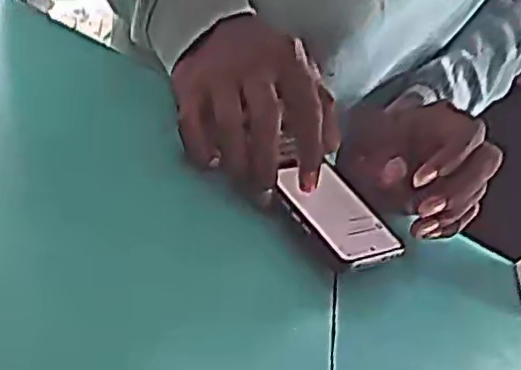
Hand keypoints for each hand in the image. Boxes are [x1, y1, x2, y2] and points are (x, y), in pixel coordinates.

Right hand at [171, 14, 339, 201]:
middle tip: (266, 189)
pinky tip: (213, 162)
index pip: (307, 110)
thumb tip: (330, 147)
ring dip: (238, 165)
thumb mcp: (297, 73)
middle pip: (265, 123)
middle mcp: (255, 66)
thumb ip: (318, 107)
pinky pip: (193, 128)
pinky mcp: (190, 88)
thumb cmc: (261, 62)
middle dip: (267, 165)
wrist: (214, 29)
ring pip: (229, 129)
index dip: (310, 151)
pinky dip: (203, 152)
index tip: (308, 183)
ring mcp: (220, 76)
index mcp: (288, 61)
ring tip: (243, 181)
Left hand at [339, 101, 502, 239]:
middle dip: (457, 191)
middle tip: (423, 210)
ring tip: (420, 225)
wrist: (374, 148)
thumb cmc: (375, 143)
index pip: (468, 134)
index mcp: (443, 121)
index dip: (449, 159)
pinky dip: (450, 224)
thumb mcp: (366, 145)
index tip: (418, 181)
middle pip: (486, 161)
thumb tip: (392, 171)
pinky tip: (428, 230)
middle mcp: (462, 143)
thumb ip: (377, 157)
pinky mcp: (458, 192)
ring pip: (479, 189)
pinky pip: (468, 210)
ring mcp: (463, 168)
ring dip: (452, 213)